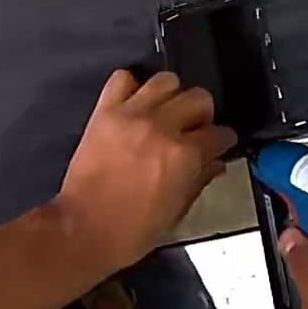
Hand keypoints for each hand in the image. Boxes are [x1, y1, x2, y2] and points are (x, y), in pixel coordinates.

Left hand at [53, 70, 235, 276]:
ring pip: (166, 81)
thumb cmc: (132, 229)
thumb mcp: (177, 212)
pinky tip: (135, 105)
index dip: (224, 140)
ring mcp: (132, 115)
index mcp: (184, 156)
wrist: (83, 229)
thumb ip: (200, 181)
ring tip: (166, 113)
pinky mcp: (105, 112)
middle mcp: (162, 128)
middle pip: (199, 98)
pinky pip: (122, 79)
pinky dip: (131, 87)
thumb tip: (216, 163)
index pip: (219, 133)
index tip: (221, 143)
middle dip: (203, 114)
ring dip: (172, 96)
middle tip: (194, 129)